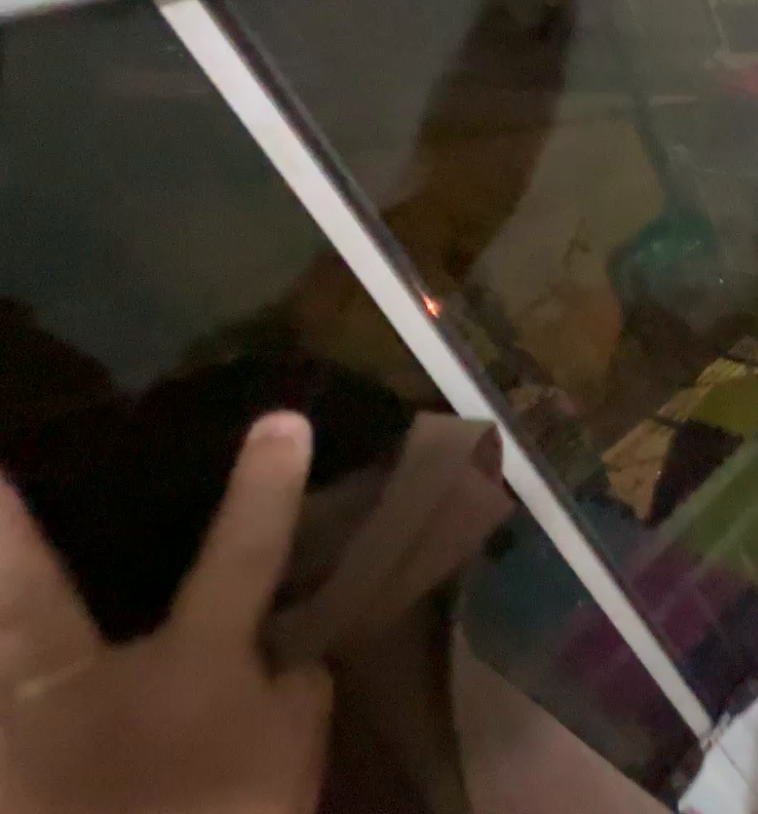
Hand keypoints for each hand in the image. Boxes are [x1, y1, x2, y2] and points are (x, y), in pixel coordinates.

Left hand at [0, 412, 332, 813]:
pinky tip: (11, 658)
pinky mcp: (1, 767)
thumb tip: (282, 654)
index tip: (280, 420)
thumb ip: (290, 687)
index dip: (265, 486)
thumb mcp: (293, 748)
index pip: (244, 554)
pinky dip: (4, 670)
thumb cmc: (232, 813)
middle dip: (7, 534)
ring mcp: (16, 732)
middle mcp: (84, 686)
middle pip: (31, 598)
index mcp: (192, 664)